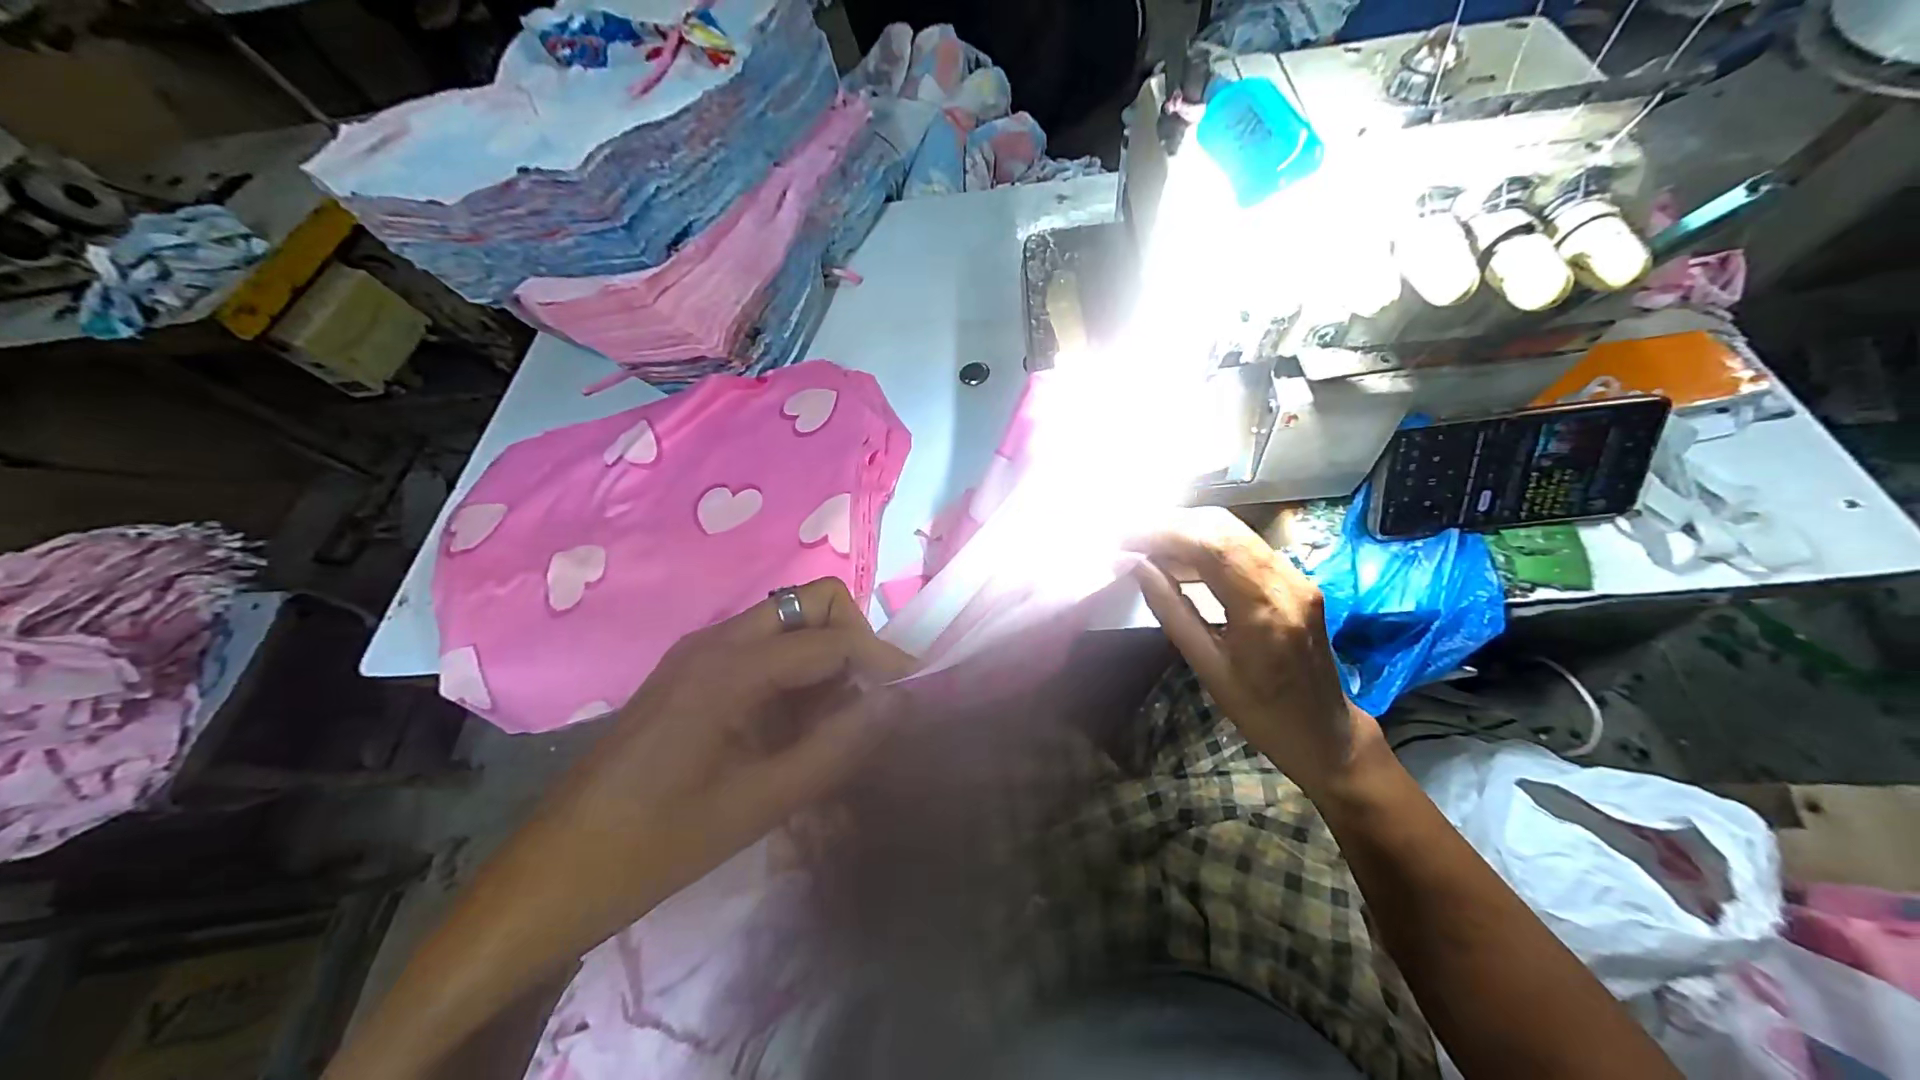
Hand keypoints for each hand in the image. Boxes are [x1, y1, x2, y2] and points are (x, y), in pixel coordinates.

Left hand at [519, 577, 915, 935]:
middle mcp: (716, 641)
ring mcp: (699, 654)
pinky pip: (761, 651)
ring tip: (837, 727)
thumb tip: (899, 702)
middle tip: (869, 703)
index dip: (883, 660)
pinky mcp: (690, 675)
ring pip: (787, 625)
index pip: (832, 638)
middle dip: (853, 641)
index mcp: (730, 667)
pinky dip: (795, 675)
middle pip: (809, 604)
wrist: (557, 871)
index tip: (915, 696)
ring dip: (825, 660)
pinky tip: (797, 730)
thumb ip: (837, 747)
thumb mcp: (761, 803)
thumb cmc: (659, 844)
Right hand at [1128, 508, 1384, 797]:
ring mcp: (1296, 576)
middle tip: (1129, 536)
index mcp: (1263, 609)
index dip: (1161, 533)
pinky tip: (1180, 558)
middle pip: (1223, 527)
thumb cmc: (1262, 712)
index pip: (1210, 546)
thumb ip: (1172, 611)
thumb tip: (1136, 567)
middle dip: (1171, 524)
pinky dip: (1208, 543)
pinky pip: (1246, 546)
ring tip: (1145, 545)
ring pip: (1235, 531)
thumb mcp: (1208, 668)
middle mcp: (1286, 581)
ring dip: (1187, 530)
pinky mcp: (1296, 579)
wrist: (1326, 733)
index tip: (1123, 539)